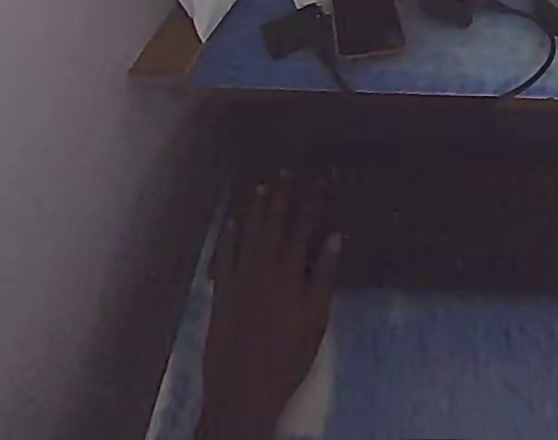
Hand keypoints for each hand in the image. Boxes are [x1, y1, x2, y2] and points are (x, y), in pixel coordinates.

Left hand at [196, 177, 341, 439]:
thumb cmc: (288, 356)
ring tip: (262, 185)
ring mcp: (240, 274)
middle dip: (282, 194)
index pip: (303, 224)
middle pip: (274, 221)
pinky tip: (232, 220)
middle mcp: (263, 264)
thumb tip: (335, 236)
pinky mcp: (222, 289)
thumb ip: (324, 276)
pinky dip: (229, 235)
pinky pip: (225, 254)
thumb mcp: (316, 320)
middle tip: (286, 170)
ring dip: (256, 207)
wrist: (243, 387)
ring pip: (249, 232)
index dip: (313, 198)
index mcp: (289, 270)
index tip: (320, 177)